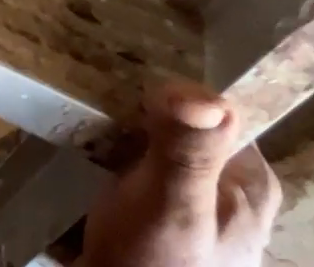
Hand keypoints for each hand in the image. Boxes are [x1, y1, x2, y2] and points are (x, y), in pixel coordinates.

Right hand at [83, 83, 280, 266]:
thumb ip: (187, 153)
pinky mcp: (145, 198)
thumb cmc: (153, 258)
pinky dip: (95, 140)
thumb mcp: (171, 206)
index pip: (214, 108)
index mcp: (246, 179)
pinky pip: (121, 152)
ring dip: (103, 117)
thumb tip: (197, 91)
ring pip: (142, 132)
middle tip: (79, 85)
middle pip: (173, 118)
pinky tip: (72, 137)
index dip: (167, 85)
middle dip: (125, 100)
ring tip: (66, 103)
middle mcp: (221, 181)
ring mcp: (183, 191)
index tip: (114, 66)